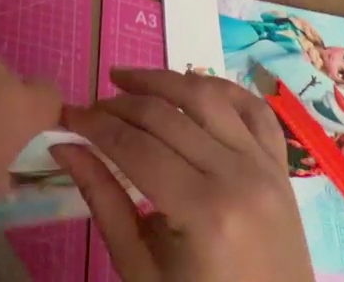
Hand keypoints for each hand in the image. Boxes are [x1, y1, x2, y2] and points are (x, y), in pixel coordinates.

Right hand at [52, 69, 313, 281]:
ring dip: (159, 80)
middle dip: (116, 104)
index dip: (91, 123)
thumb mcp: (139, 265)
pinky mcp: (282, 169)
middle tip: (88, 111)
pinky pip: (253, 110)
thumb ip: (101, 197)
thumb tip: (61, 143)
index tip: (64, 116)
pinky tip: (187, 86)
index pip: (132, 144)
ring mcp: (266, 170)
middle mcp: (238, 178)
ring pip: (205, 97)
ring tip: (124, 82)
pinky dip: (220, 88)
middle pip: (163, 114)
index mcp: (202, 212)